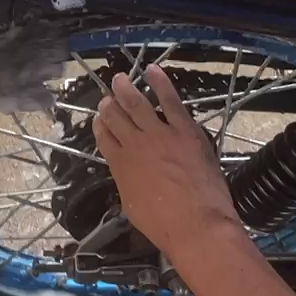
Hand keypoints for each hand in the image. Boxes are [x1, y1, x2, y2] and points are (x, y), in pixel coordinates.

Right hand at [92, 64, 245, 263]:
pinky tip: (153, 70)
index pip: (105, 138)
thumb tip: (128, 174)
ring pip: (137, 105)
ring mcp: (159, 134)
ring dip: (126, 89)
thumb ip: (128, 183)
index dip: (100, 126)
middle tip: (107, 97)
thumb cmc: (165, 226)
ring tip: (119, 78)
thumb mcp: (133, 206)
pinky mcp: (183, 130)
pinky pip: (169, 100)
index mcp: (121, 166)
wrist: (196, 225)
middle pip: (116, 118)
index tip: (99, 118)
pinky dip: (160, 83)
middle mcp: (135, 145)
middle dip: (109, 105)